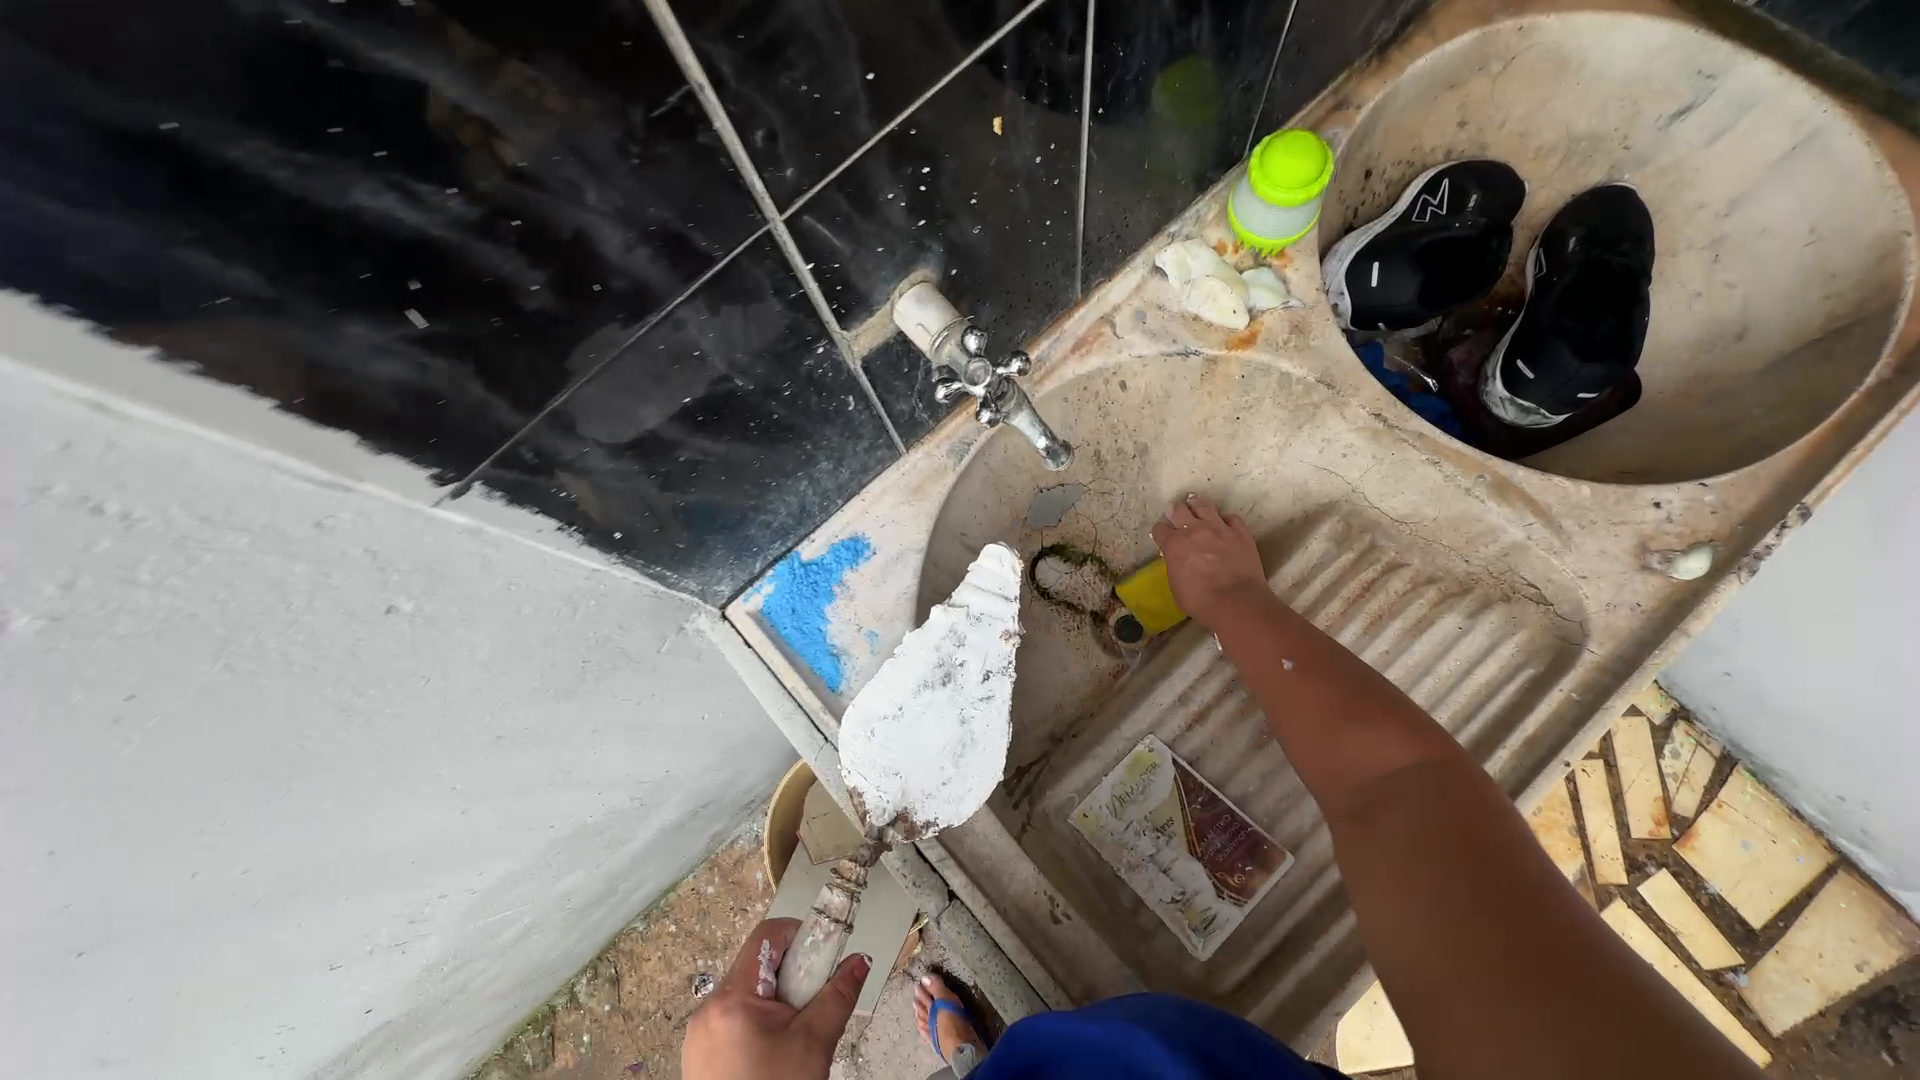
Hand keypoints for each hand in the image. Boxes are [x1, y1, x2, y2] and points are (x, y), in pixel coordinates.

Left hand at [682, 918, 872, 1079]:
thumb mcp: (814, 1043)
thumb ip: (838, 995)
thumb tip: (859, 962)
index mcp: (731, 998)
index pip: (766, 936)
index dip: (799, 935)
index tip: (822, 954)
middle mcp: (708, 1009)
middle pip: (757, 965)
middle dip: (792, 975)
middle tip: (811, 1003)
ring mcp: (700, 1034)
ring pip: (748, 993)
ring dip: (777, 1000)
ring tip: (794, 1034)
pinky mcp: (701, 1053)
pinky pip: (733, 1019)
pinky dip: (759, 1022)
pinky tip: (775, 1050)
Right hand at [1150, 494, 1268, 627]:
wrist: (1236, 601)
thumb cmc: (1200, 600)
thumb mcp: (1176, 585)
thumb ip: (1174, 565)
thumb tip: (1177, 559)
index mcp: (1174, 544)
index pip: (1160, 529)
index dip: (1160, 531)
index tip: (1162, 535)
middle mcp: (1195, 530)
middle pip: (1179, 510)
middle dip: (1175, 511)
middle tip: (1175, 513)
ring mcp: (1219, 528)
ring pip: (1204, 505)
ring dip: (1197, 505)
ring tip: (1196, 505)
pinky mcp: (1240, 532)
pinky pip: (1231, 517)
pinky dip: (1225, 519)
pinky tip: (1224, 523)